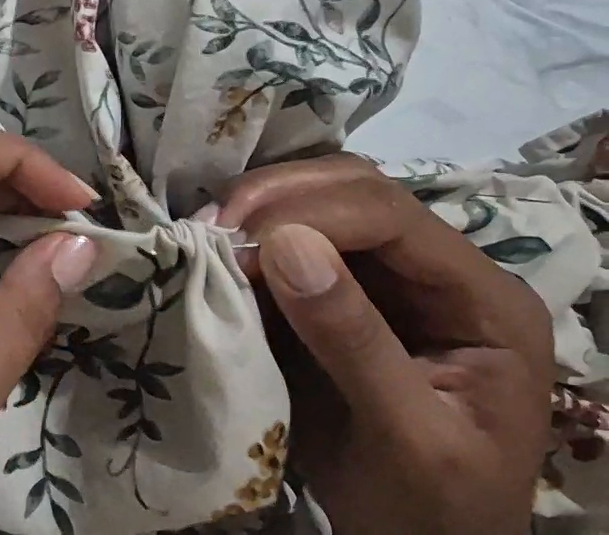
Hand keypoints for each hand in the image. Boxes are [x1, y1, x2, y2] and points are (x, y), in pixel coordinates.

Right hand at [214, 155, 553, 534]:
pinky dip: (244, 231)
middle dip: (273, 196)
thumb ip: (355, 342)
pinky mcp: (334, 287)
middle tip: (210, 231)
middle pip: (352, 186)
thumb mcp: (410, 438)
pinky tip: (214, 249)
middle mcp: (438, 272)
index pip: (388, 214)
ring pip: (314, 197)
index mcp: (483, 302)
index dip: (305, 210)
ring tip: (206, 240)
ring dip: (253, 208)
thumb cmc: (429, 505)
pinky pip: (285, 232)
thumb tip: (285, 244)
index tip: (230, 241)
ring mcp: (385, 276)